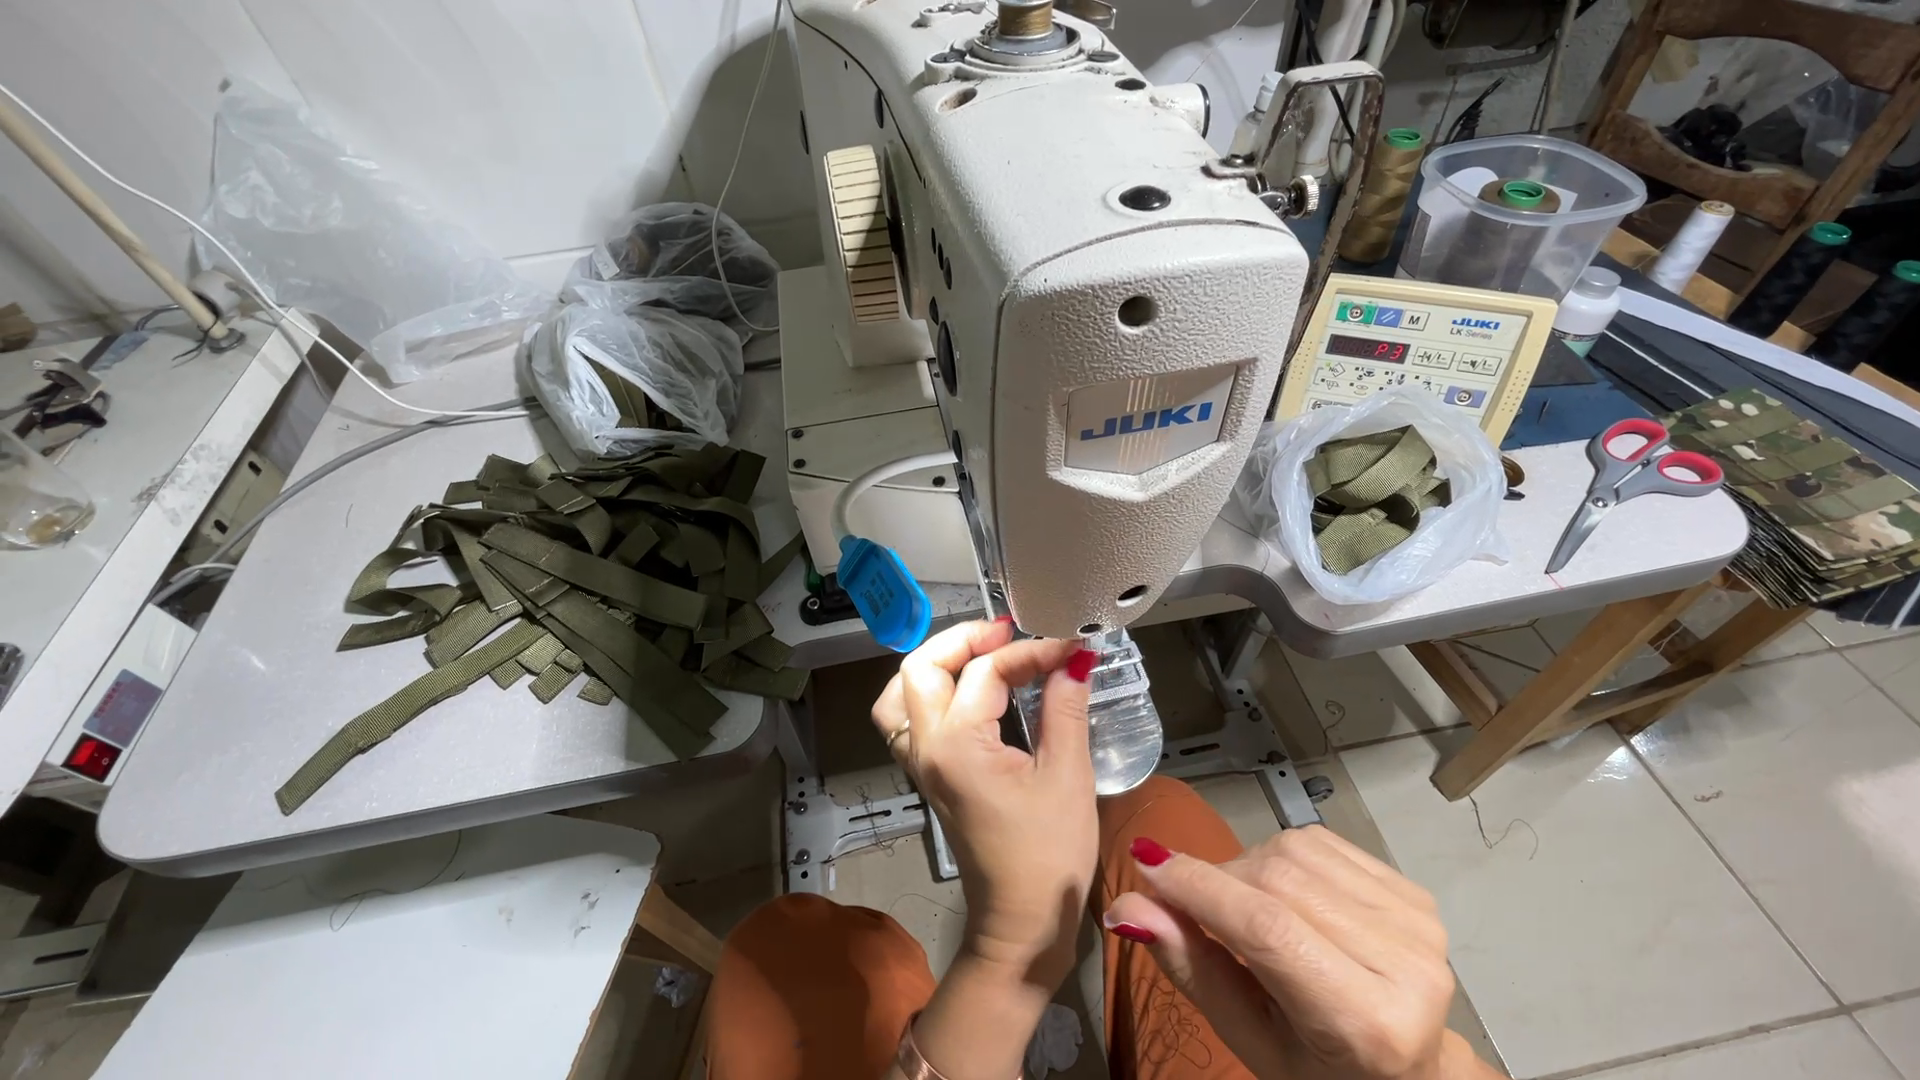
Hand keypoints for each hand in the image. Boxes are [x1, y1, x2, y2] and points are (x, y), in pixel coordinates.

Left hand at [871, 619, 1096, 987]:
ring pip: (901, 693)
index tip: (1070, 647)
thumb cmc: (1049, 854)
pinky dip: (928, 693)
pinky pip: (906, 719)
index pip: (986, 672)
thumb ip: (1065, 707)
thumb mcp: (1067, 775)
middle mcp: (925, 747)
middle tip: (1010, 635)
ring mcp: (919, 763)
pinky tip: (966, 691)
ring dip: (936, 664)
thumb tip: (1075, 657)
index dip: (1030, 651)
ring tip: (982, 655)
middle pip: (920, 668)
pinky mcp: (927, 775)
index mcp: (956, 745)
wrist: (1021, 921)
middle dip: (964, 640)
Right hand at [1104, 826, 1485, 1079]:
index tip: (1145, 864)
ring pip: (1295, 850)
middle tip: (1192, 903)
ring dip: (1248, 866)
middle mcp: (1406, 966)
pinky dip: (1281, 856)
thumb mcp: (1246, 1037)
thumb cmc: (1316, 1068)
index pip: (1266, 928)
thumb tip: (1124, 907)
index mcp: (1365, 1024)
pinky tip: (1284, 893)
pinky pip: (1320, 842)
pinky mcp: (1415, 893)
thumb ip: (1189, 967)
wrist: (1410, 1073)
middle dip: (1217, 878)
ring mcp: (1418, 924)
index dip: (1199, 887)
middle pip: (1278, 879)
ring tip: (1244, 907)